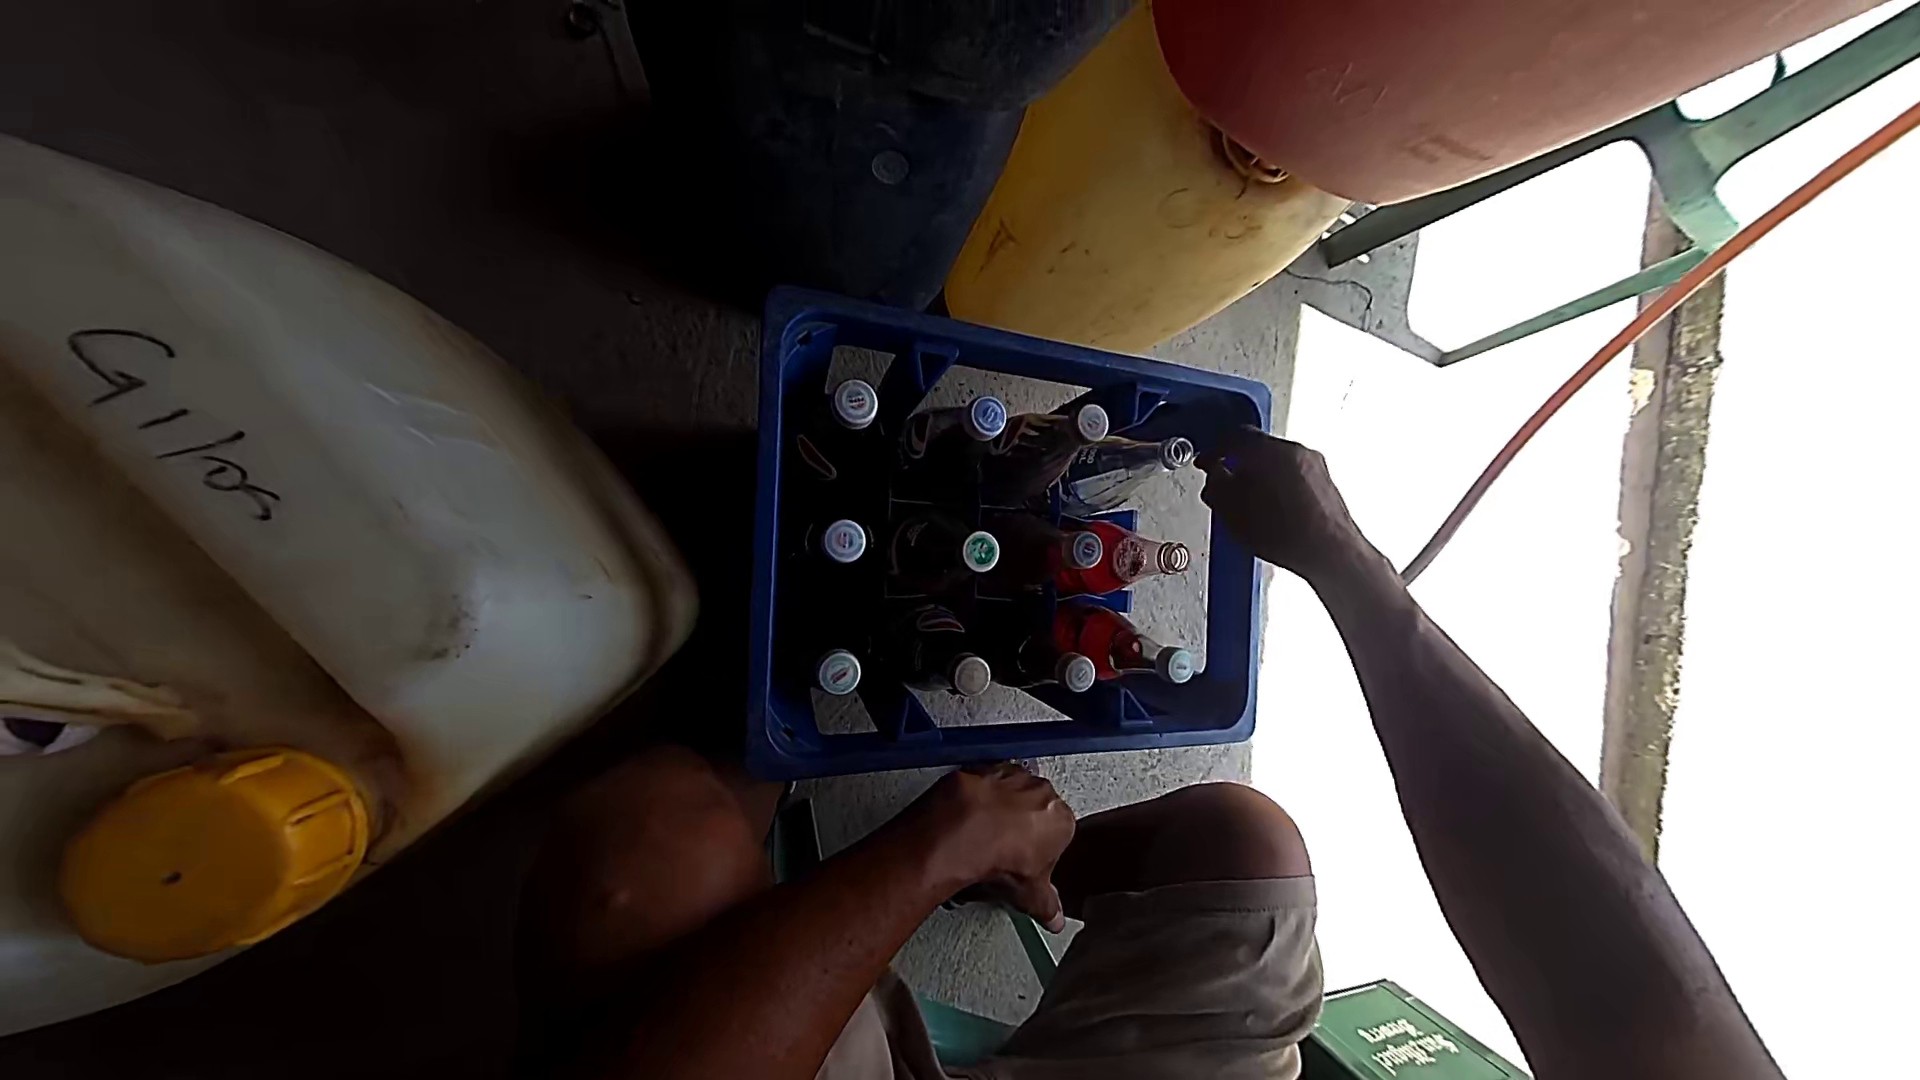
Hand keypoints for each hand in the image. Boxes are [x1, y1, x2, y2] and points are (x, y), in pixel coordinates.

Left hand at [904, 763, 1075, 931]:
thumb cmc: (1000, 857)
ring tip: (984, 834)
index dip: (1042, 851)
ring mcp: (1011, 775)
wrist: (963, 834)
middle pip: (1036, 809)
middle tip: (1005, 850)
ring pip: (1011, 792)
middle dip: (1024, 826)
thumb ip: (1048, 906)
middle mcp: (1041, 789)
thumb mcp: (1030, 896)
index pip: (1059, 834)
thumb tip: (1054, 917)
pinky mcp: (984, 767)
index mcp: (1061, 818)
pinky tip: (969, 817)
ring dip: (1001, 807)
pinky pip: (985, 782)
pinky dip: (979, 795)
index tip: (1028, 863)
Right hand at [1200, 428, 1369, 579]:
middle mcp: (1293, 450)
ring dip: (1258, 474)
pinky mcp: (1324, 480)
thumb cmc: (1285, 531)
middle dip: (1237, 463)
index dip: (1213, 451)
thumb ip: (1215, 485)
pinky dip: (1277, 484)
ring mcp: (1313, 463)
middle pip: (1256, 446)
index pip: (1232, 437)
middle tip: (1222, 480)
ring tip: (1246, 501)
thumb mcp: (1229, 510)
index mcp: (1266, 450)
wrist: (1328, 551)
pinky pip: (1292, 473)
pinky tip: (1269, 509)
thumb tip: (1215, 476)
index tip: (1206, 462)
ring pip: (1275, 460)